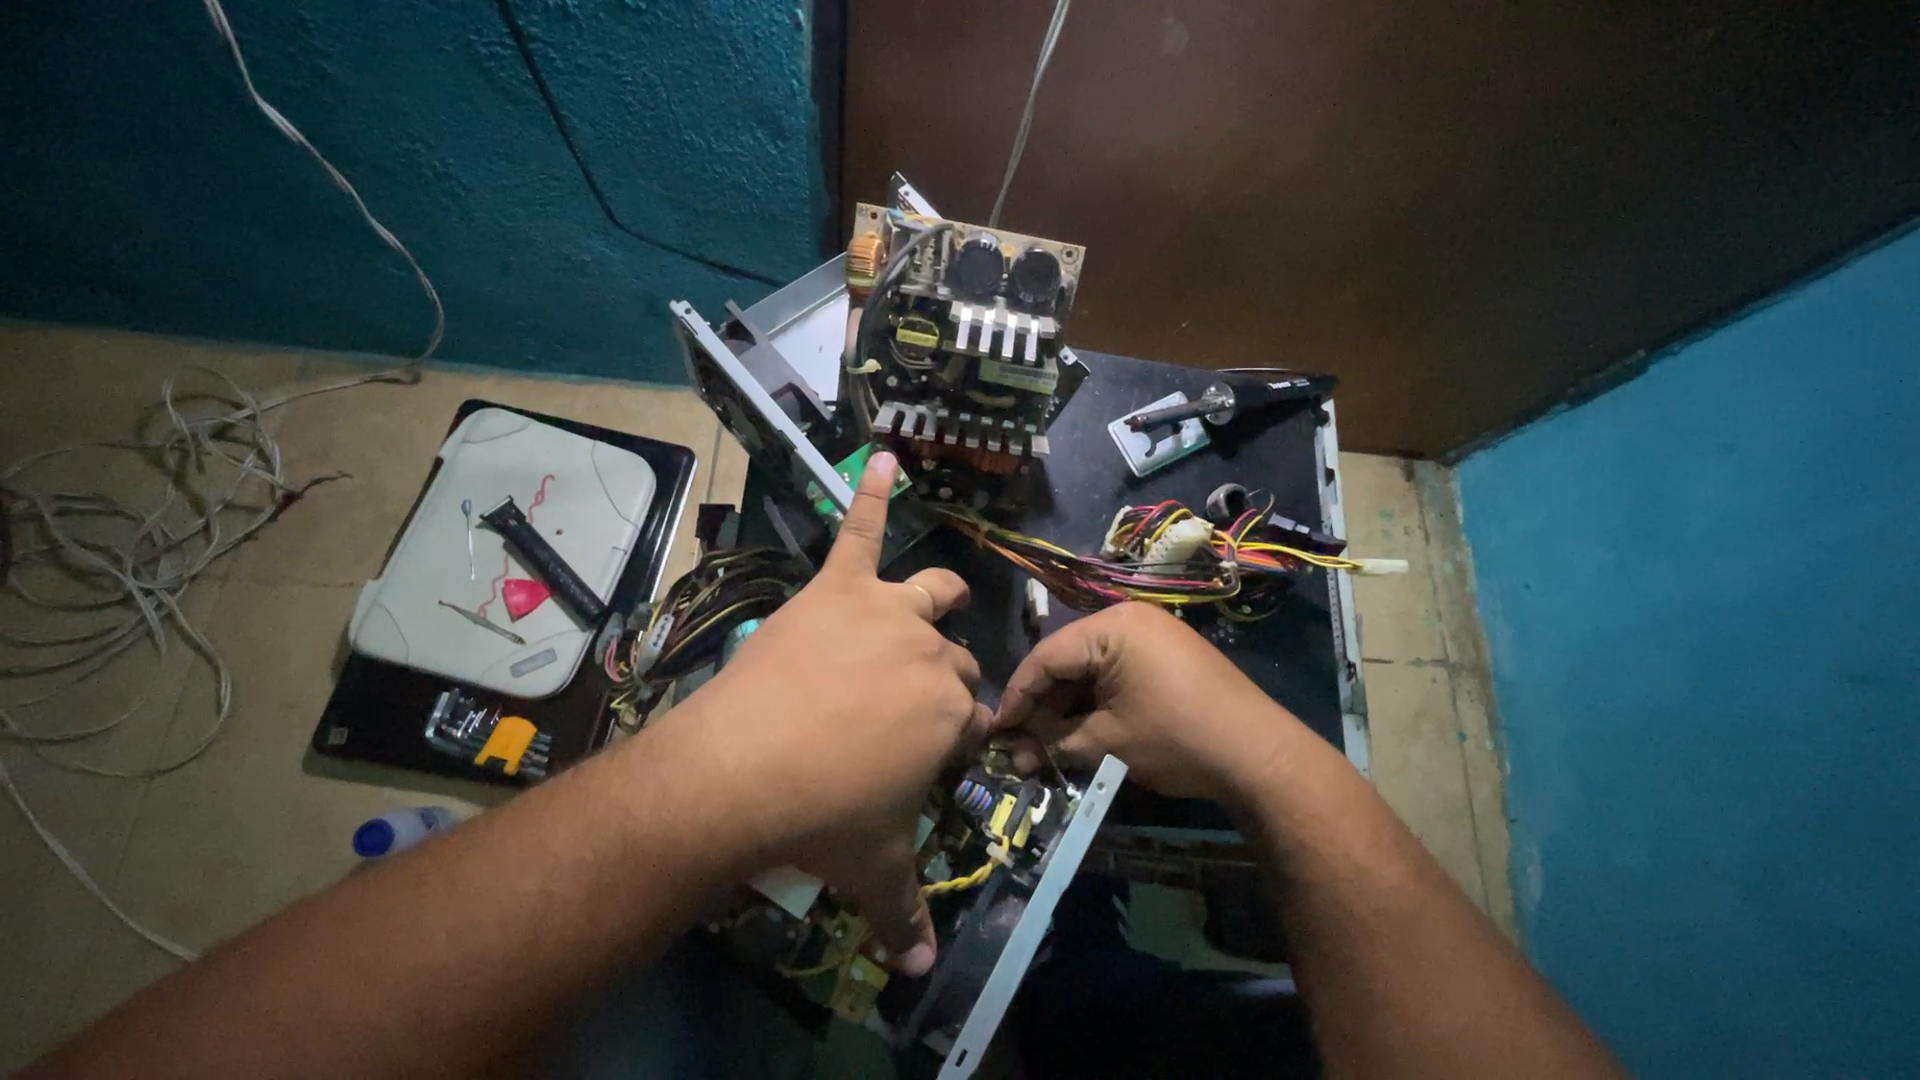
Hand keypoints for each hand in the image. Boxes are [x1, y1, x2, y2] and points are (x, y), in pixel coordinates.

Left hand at [659, 451, 983, 975]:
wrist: (741, 773)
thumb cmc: (818, 817)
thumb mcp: (873, 869)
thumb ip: (903, 916)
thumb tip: (924, 977)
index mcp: (952, 715)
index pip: (975, 719)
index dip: (953, 739)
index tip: (924, 759)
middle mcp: (934, 655)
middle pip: (955, 660)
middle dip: (941, 682)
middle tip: (898, 712)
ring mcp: (886, 614)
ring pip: (933, 594)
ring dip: (935, 603)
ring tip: (926, 609)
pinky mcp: (838, 589)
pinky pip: (860, 529)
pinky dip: (873, 491)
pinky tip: (884, 457)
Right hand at [992, 603, 1304, 801]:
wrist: (1259, 754)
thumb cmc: (1176, 738)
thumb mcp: (1108, 743)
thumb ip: (1054, 743)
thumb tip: (1014, 756)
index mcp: (1112, 627)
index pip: (1047, 657)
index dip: (1018, 696)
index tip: (996, 731)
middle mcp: (1130, 620)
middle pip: (1068, 660)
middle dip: (1043, 706)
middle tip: (1021, 745)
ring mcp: (1152, 636)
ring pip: (1091, 669)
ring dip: (1068, 708)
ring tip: (1049, 747)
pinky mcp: (1167, 657)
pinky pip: (1117, 673)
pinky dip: (1097, 702)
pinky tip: (1082, 732)